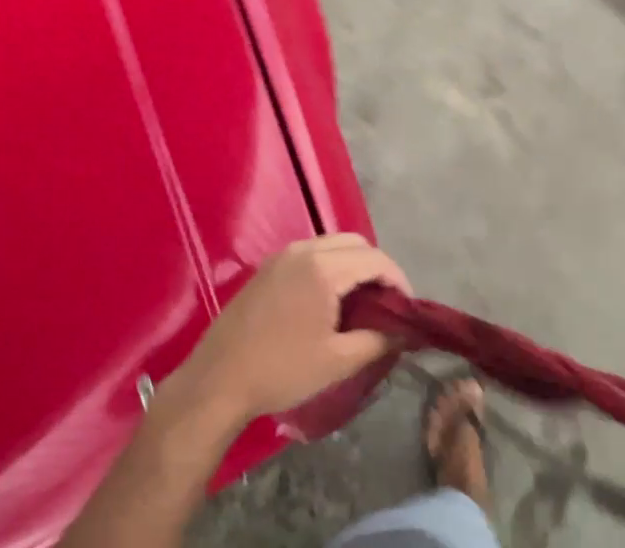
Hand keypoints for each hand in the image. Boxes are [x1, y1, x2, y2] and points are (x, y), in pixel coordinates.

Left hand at [167, 234, 409, 421]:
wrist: (217, 381)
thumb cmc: (281, 371)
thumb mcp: (337, 362)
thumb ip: (378, 341)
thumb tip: (405, 333)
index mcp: (323, 268)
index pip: (375, 259)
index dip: (398, 280)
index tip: (407, 309)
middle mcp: (303, 250)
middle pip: (355, 244)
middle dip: (377, 269)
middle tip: (386, 304)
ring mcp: (281, 257)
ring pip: (331, 245)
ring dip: (352, 266)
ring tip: (362, 303)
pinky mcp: (266, 269)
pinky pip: (310, 254)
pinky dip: (330, 267)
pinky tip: (330, 301)